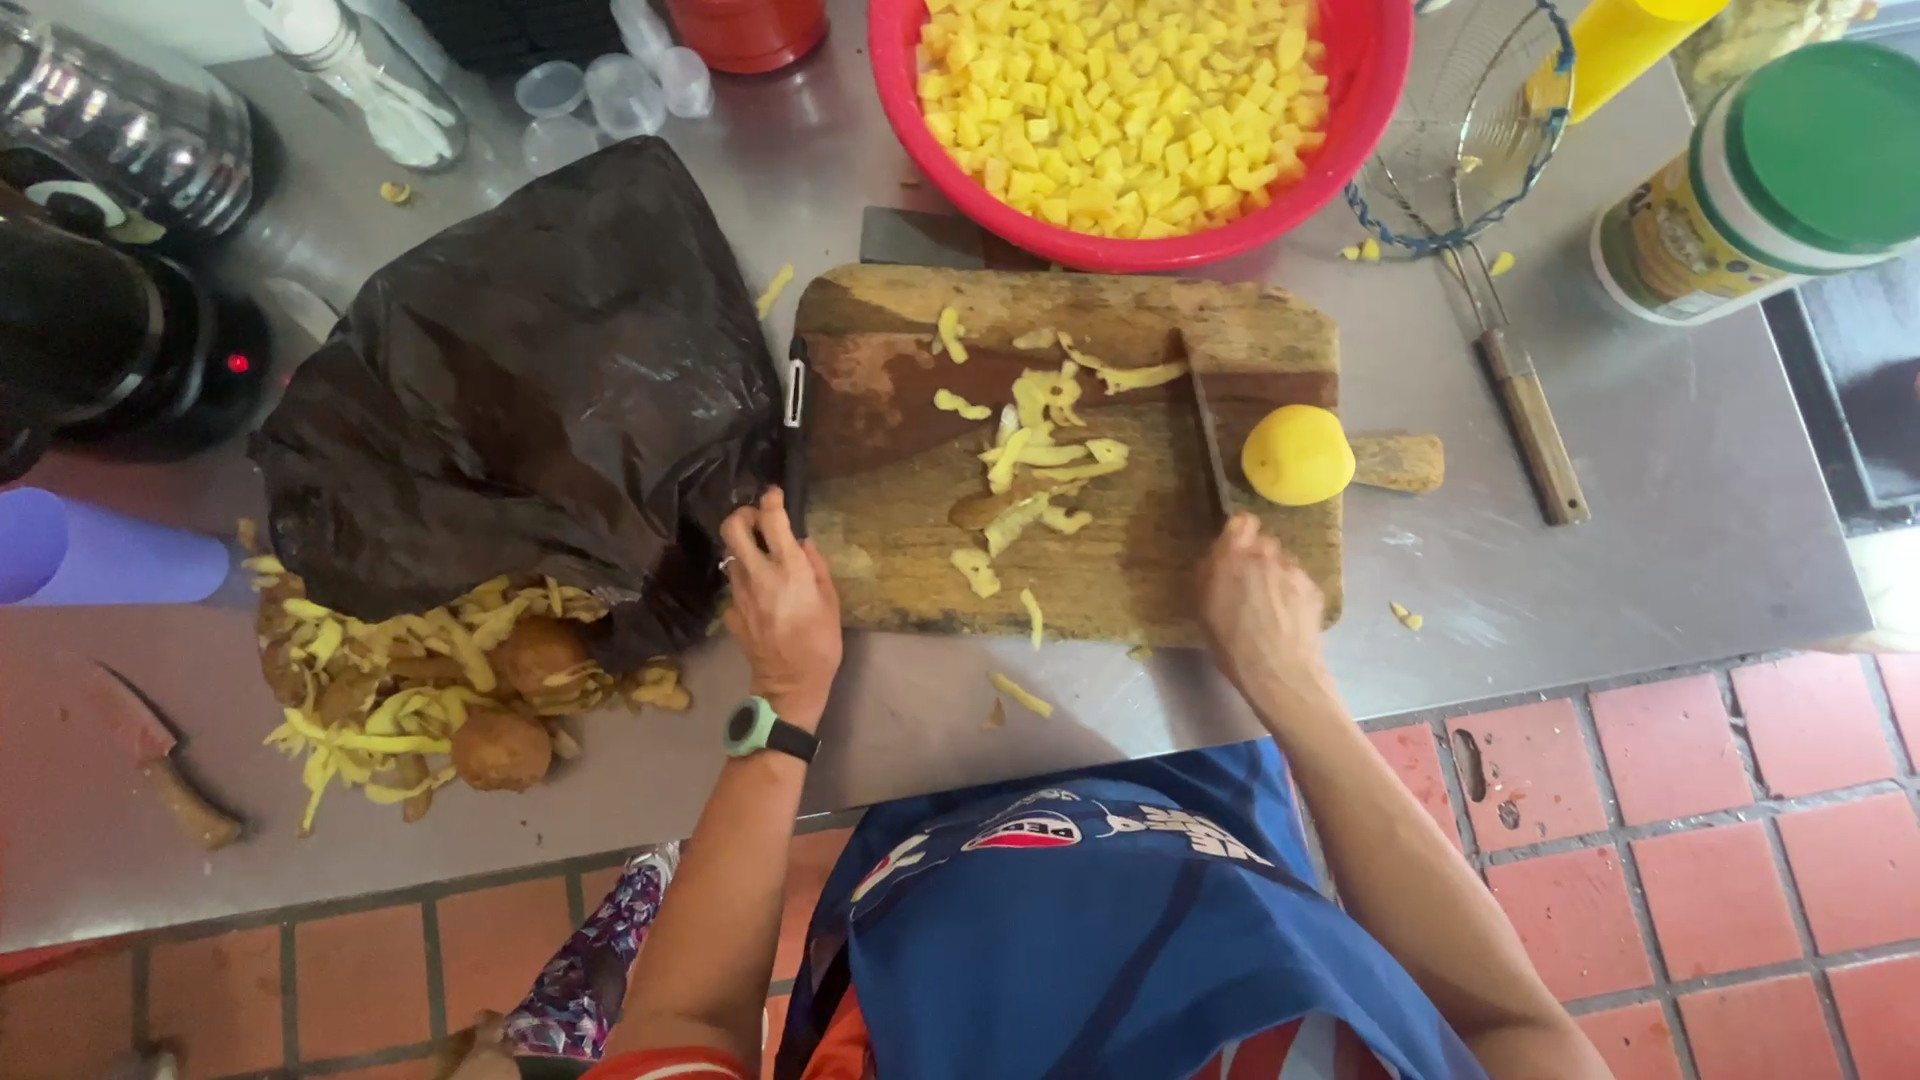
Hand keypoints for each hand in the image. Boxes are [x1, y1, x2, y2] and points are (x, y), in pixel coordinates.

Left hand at [720, 487, 842, 729]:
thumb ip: (816, 567)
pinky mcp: (730, 613)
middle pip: (732, 529)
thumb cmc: (821, 643)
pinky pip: (735, 587)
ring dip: (744, 549)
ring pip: (730, 556)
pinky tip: (761, 596)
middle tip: (758, 521)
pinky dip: (746, 582)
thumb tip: (803, 544)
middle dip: (742, 516)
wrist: (791, 684)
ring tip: (762, 558)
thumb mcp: (831, 601)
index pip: (771, 521)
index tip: (775, 494)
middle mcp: (758, 575)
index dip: (771, 501)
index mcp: (788, 570)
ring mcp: (738, 594)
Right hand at [1198, 513, 1336, 711]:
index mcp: (1232, 556)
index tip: (1234, 549)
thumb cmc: (1229, 642)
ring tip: (1271, 603)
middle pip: (1263, 542)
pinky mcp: (1313, 587)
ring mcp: (1293, 570)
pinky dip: (1292, 591)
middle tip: (1249, 583)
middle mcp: (1265, 555)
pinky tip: (1287, 615)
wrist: (1277, 671)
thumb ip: (1209, 573)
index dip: (1239, 533)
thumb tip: (1216, 558)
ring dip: (1276, 573)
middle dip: (1256, 556)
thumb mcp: (1203, 607)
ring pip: (1283, 561)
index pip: (1242, 522)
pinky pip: (1299, 580)